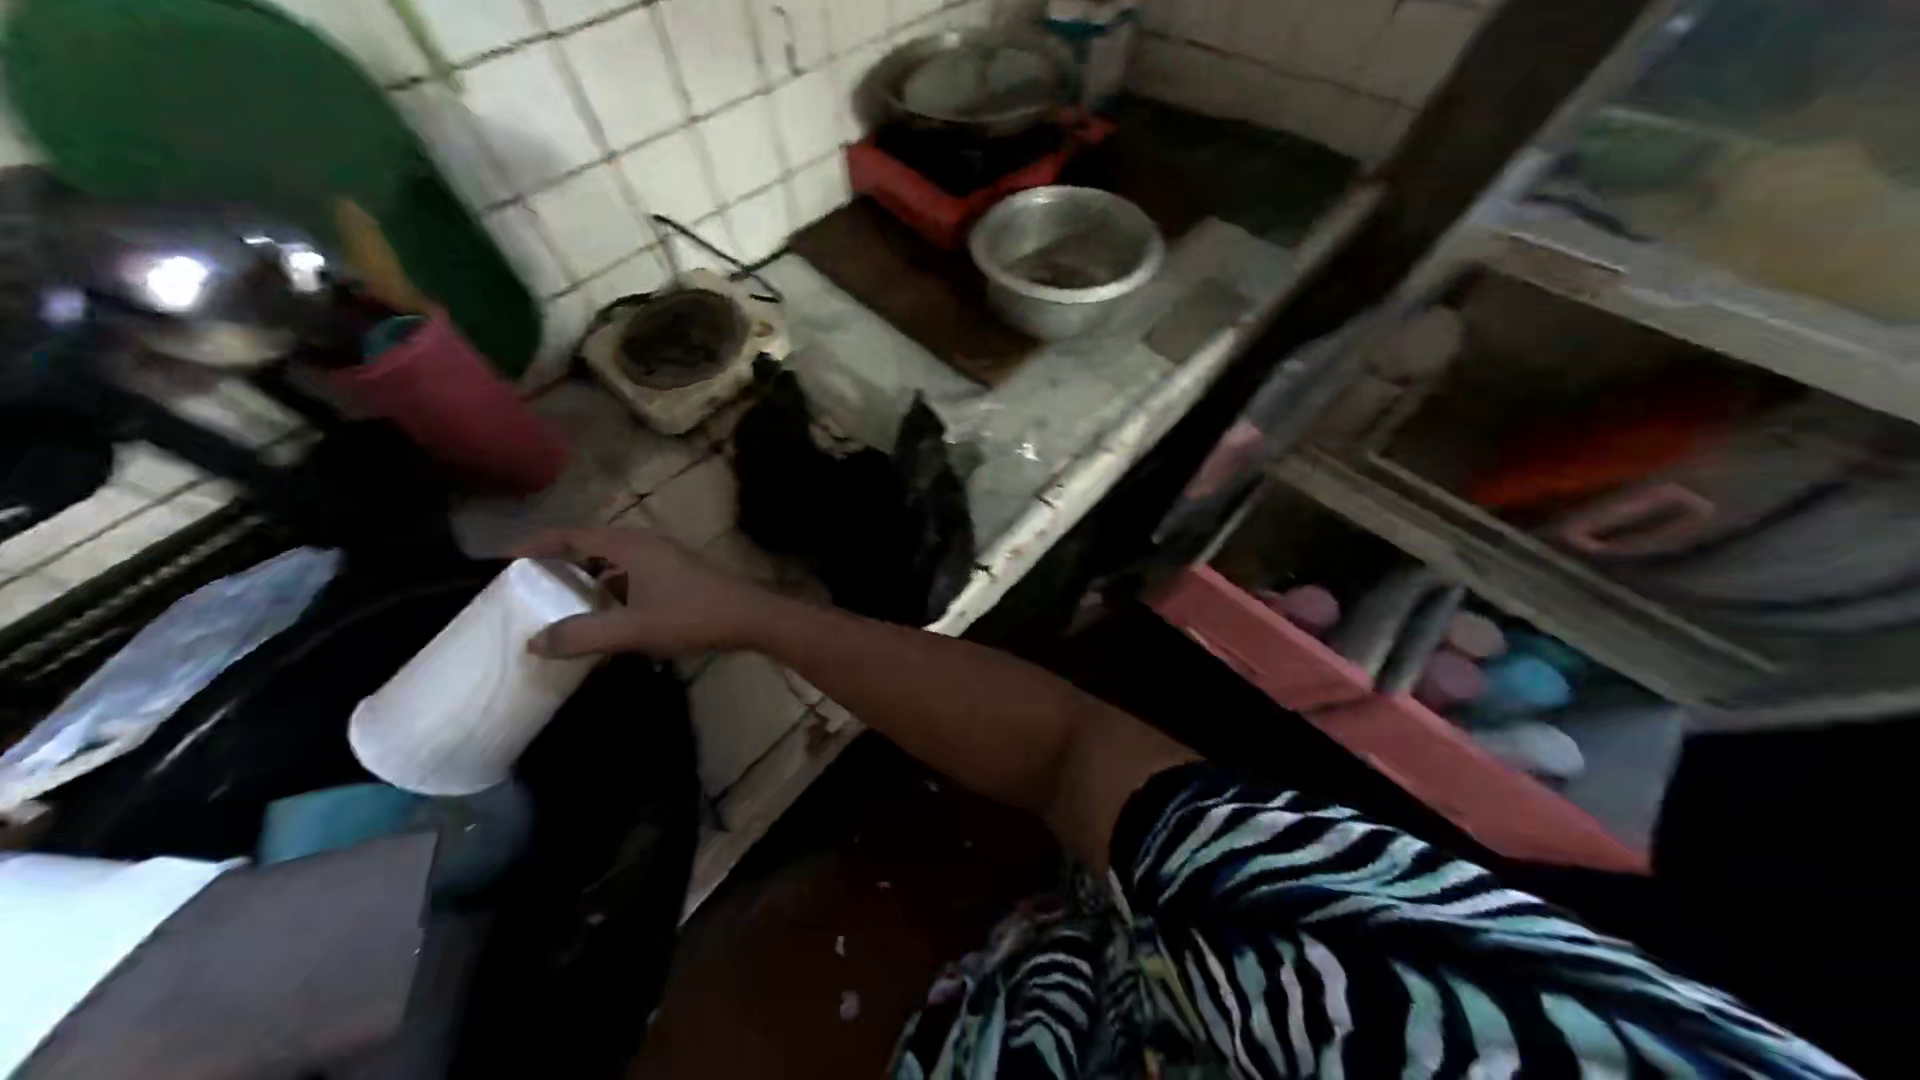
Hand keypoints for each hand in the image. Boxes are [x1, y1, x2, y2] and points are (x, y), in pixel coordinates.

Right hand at [512, 527, 786, 657]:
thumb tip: (534, 642)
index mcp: (631, 546)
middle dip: (561, 561)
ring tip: (562, 603)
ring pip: (616, 562)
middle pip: (592, 545)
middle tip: (531, 584)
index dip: (538, 544)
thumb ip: (584, 635)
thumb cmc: (693, 616)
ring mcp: (666, 559)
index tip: (507, 559)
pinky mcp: (679, 575)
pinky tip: (608, 616)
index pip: (572, 534)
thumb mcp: (633, 629)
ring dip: (590, 578)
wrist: (752, 617)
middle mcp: (646, 544)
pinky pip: (634, 576)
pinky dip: (613, 589)